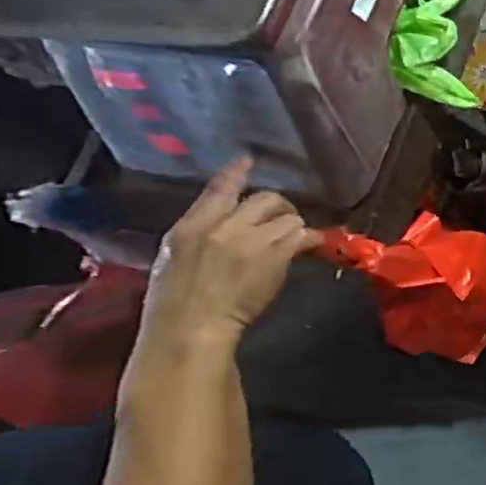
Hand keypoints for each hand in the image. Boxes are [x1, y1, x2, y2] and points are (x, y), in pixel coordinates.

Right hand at [144, 157, 322, 337]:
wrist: (193, 325)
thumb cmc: (174, 299)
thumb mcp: (173, 256)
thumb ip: (199, 233)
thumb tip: (219, 223)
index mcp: (192, 225)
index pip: (218, 189)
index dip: (235, 172)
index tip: (247, 159)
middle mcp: (225, 226)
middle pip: (263, 199)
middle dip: (277, 206)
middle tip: (280, 218)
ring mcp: (253, 239)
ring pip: (288, 216)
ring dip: (292, 225)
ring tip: (292, 238)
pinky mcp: (276, 255)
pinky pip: (301, 236)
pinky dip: (309, 239)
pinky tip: (312, 244)